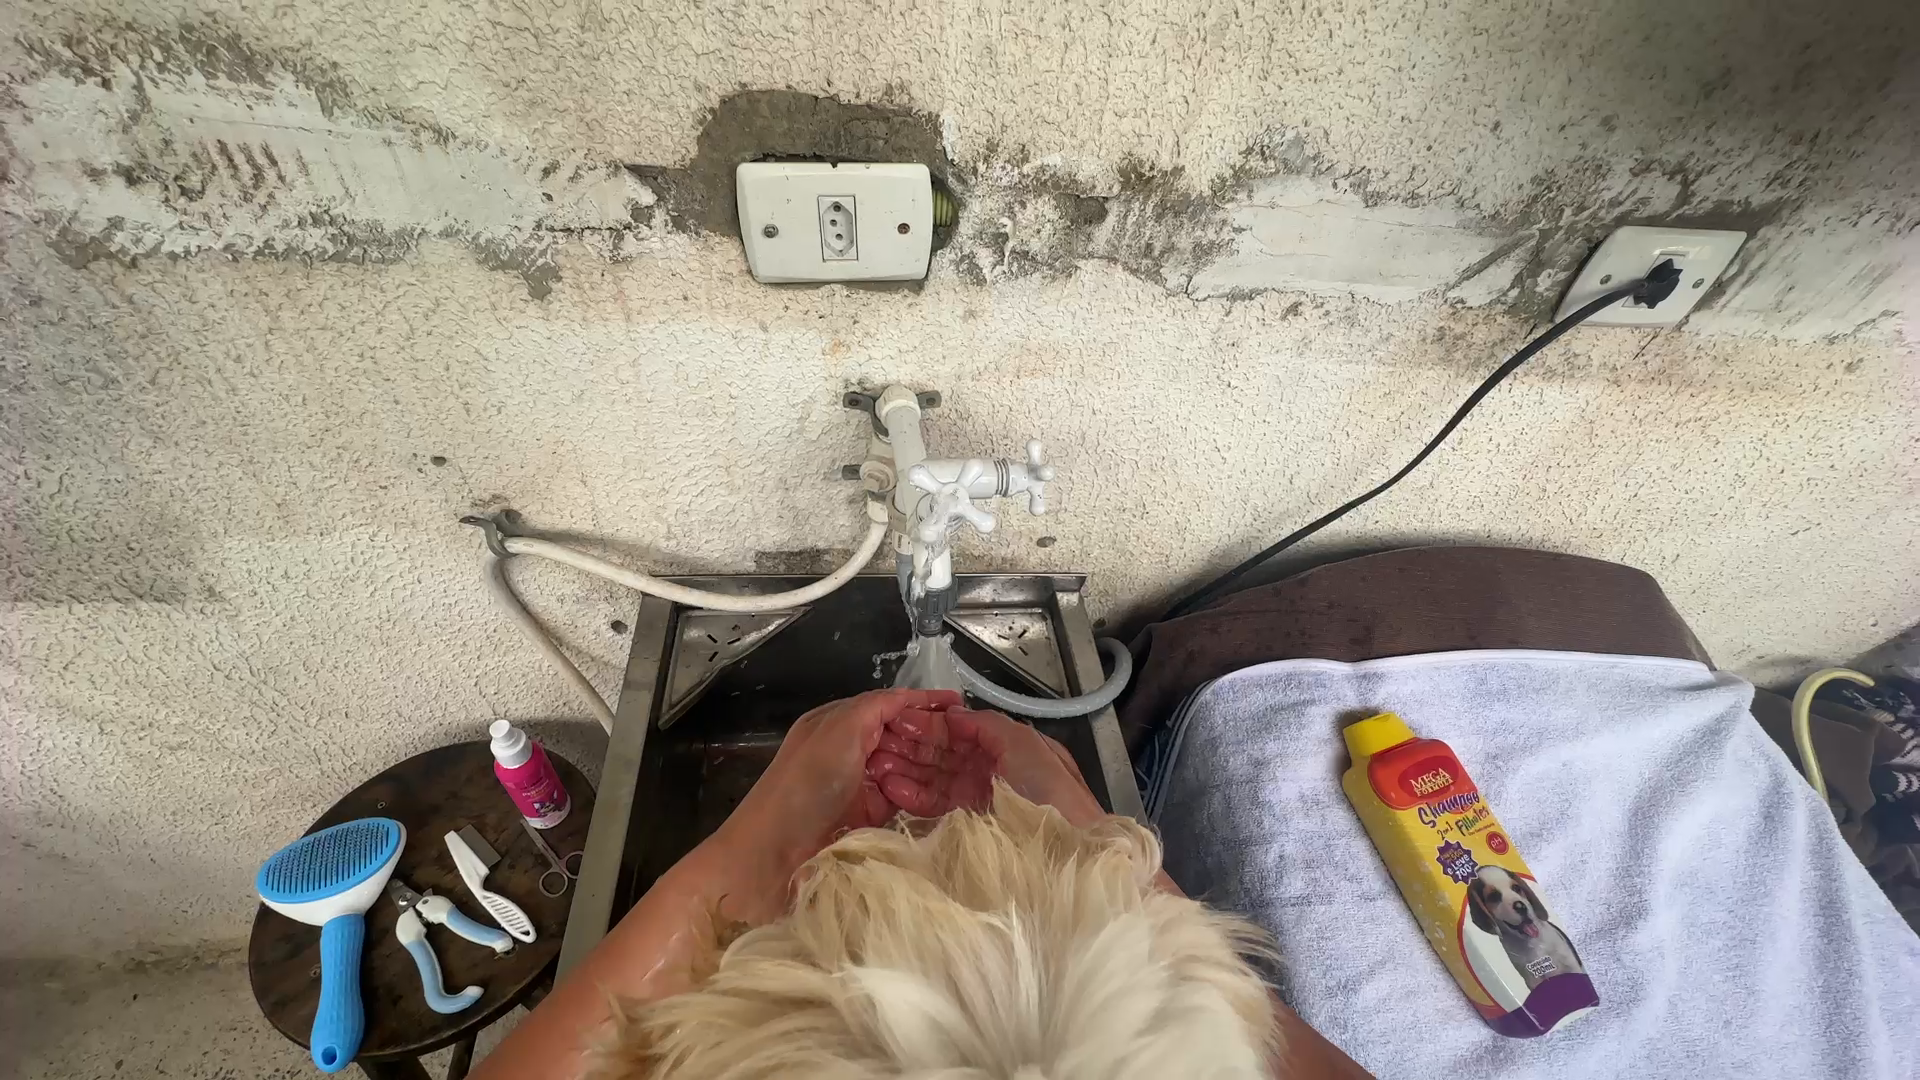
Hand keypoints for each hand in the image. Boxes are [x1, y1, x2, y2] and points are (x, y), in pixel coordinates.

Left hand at [720, 688, 963, 887]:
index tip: (959, 704)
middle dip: (929, 732)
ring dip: (926, 763)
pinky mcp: (867, 815)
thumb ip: (875, 706)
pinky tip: (941, 791)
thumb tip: (910, 696)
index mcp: (838, 721)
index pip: (889, 704)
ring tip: (961, 764)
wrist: (772, 857)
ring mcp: (859, 783)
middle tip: (967, 739)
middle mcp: (849, 748)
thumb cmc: (805, 784)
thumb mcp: (839, 730)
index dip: (921, 702)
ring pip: (903, 765)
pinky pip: (901, 797)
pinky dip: (918, 793)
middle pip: (899, 733)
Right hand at [867, 706, 1107, 827]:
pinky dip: (913, 796)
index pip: (960, 731)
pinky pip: (937, 806)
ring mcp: (979, 800)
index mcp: (1006, 748)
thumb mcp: (1024, 743)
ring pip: (936, 778)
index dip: (930, 724)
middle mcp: (991, 771)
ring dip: (907, 770)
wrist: (1067, 850)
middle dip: (912, 746)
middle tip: (878, 743)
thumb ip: (986, 724)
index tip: (899, 720)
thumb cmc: (1048, 792)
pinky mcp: (969, 828)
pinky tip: (891, 788)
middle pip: (944, 753)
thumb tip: (953, 713)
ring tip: (877, 766)